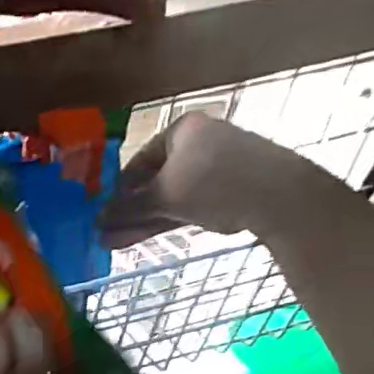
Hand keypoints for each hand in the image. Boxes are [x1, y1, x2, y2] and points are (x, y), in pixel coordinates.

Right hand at [99, 113, 325, 248]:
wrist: (276, 196)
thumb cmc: (214, 182)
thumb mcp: (164, 195)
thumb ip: (128, 209)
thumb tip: (97, 220)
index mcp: (182, 130)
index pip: (138, 160)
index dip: (117, 188)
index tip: (100, 211)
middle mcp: (195, 145)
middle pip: (151, 181)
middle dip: (126, 210)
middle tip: (102, 232)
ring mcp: (208, 170)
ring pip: (164, 198)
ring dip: (137, 221)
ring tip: (110, 243)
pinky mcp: (218, 193)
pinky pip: (179, 206)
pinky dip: (158, 222)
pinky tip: (135, 239)